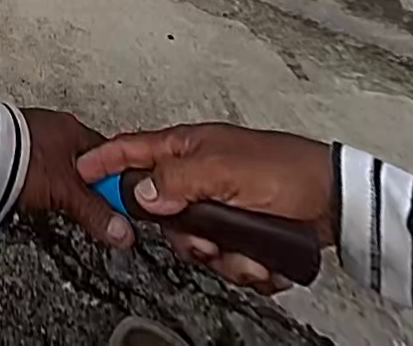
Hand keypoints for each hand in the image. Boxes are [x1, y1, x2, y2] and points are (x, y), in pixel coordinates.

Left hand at [19, 109, 134, 248]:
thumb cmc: (25, 158)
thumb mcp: (67, 191)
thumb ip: (96, 211)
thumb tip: (123, 232)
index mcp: (74, 129)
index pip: (107, 155)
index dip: (115, 181)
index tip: (120, 205)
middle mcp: (57, 126)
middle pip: (84, 161)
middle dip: (88, 184)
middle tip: (91, 209)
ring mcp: (36, 134)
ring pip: (61, 163)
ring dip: (65, 183)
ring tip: (63, 203)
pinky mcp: (18, 145)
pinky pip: (40, 164)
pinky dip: (44, 179)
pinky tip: (40, 192)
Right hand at [76, 123, 334, 291]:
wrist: (332, 199)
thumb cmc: (281, 169)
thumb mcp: (223, 170)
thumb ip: (177, 179)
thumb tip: (139, 191)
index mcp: (187, 147)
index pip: (133, 148)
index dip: (105, 159)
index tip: (80, 169)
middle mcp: (197, 172)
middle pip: (162, 209)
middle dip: (184, 234)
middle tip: (206, 239)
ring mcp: (217, 201)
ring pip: (193, 238)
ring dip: (220, 255)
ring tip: (246, 251)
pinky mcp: (238, 228)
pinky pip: (222, 255)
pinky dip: (241, 265)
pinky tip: (261, 259)